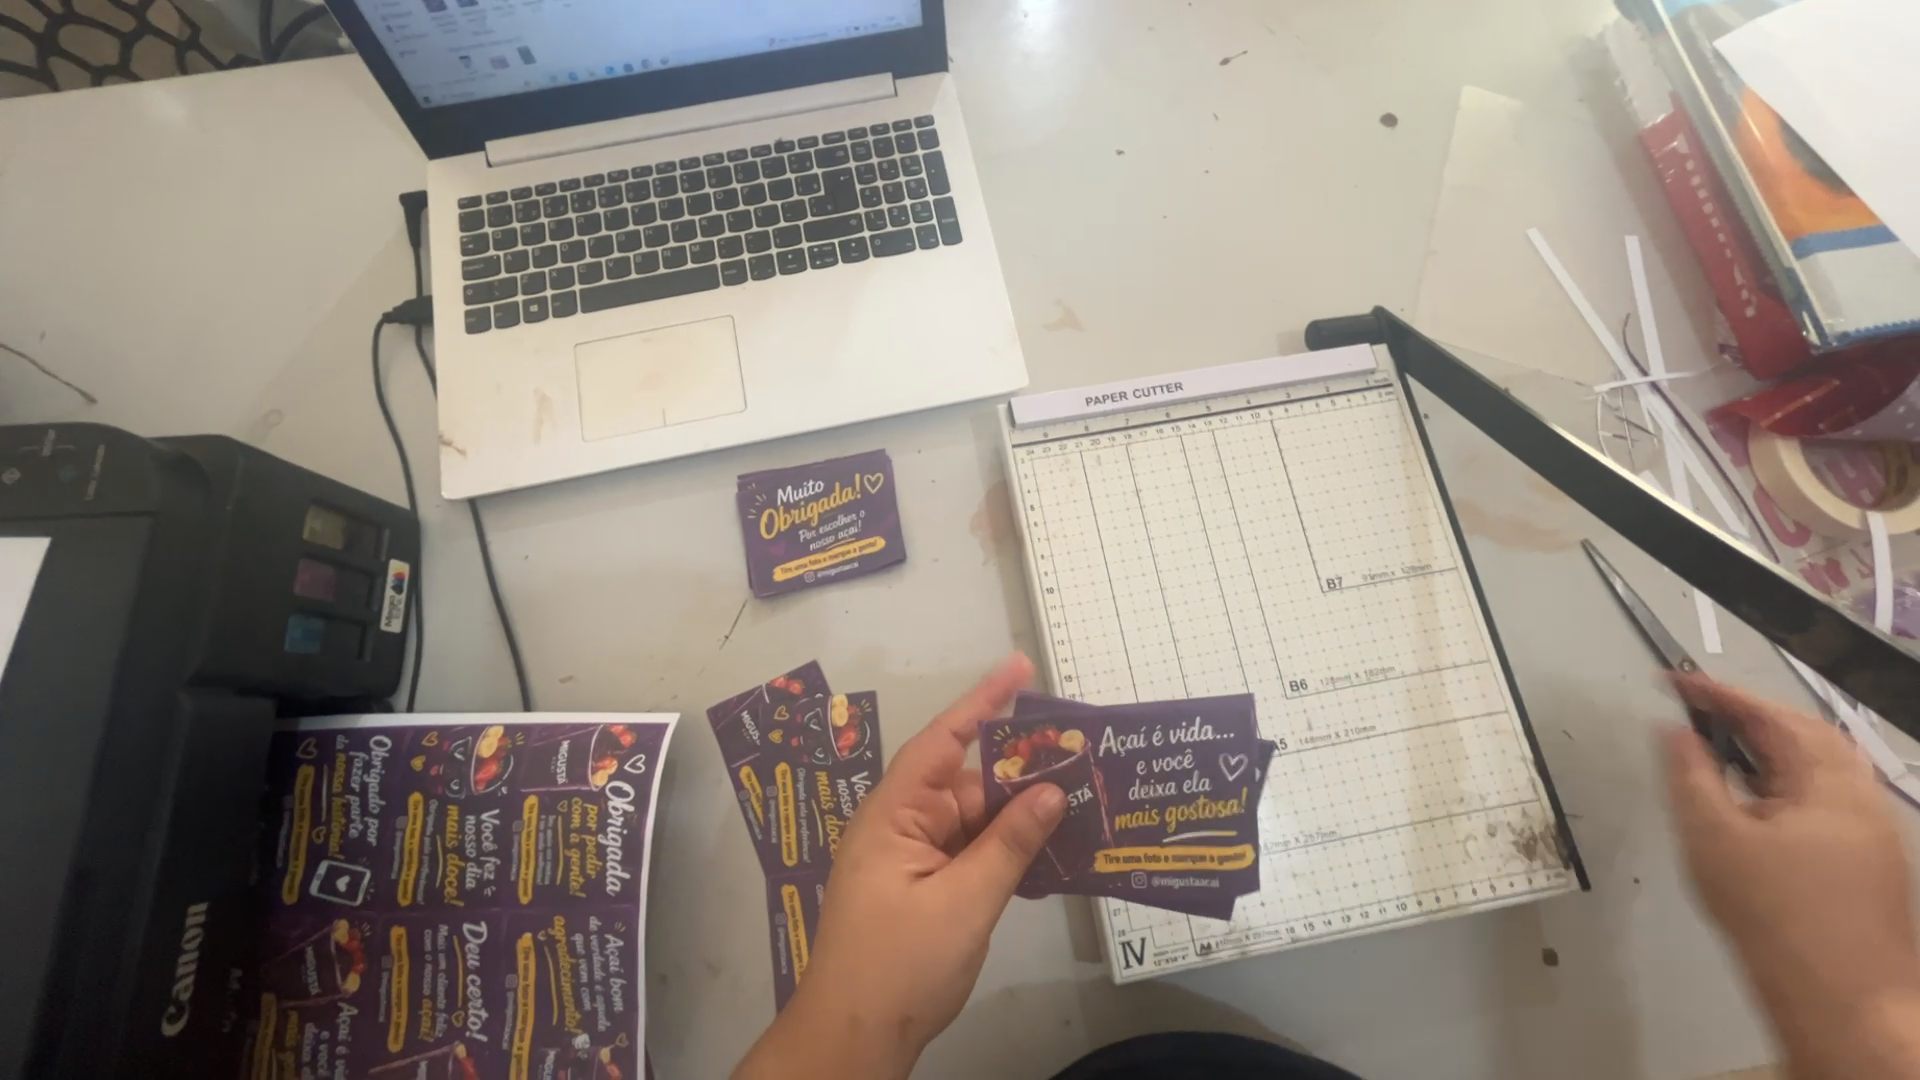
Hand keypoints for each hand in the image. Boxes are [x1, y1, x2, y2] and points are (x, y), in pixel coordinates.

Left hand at [732, 654, 1065, 1079]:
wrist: (852, 1042)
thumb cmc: (898, 966)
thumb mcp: (964, 903)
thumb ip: (1009, 844)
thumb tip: (1051, 792)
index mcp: (896, 812)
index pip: (944, 739)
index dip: (983, 700)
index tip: (1020, 668)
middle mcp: (903, 822)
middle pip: (970, 783)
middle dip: (1020, 776)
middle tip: (1079, 763)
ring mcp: (913, 855)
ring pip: (976, 820)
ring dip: (1018, 819)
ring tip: (1078, 808)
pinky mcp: (925, 884)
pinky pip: (971, 851)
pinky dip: (1005, 851)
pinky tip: (1048, 854)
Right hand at [1663, 673, 1919, 1078]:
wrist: (1838, 994)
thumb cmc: (1768, 906)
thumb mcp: (1710, 832)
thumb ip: (1690, 773)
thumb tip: (1674, 730)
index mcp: (1832, 789)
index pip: (1774, 719)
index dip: (1719, 693)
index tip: (1670, 679)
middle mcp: (1860, 802)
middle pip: (1807, 736)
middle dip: (1746, 712)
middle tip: (1691, 703)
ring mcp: (1865, 831)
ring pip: (1815, 765)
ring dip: (1763, 741)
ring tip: (1710, 737)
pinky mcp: (1857, 856)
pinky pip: (1814, 792)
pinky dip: (1774, 771)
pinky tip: (1742, 786)